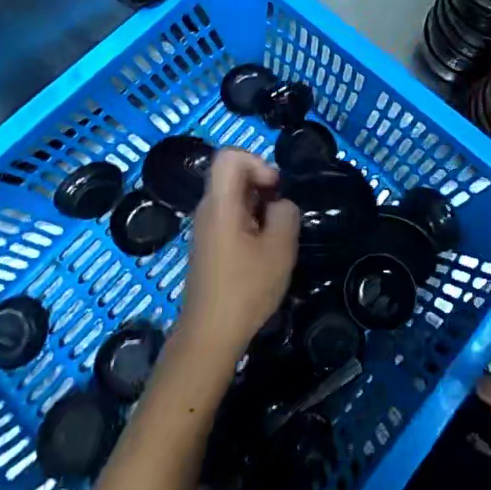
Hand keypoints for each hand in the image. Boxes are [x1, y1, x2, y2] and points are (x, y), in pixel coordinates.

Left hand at [174, 149, 300, 364]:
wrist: (210, 332)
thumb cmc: (246, 288)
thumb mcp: (279, 249)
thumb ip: (285, 215)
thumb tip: (280, 204)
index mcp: (220, 203)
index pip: (229, 156)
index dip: (257, 162)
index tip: (274, 189)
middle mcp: (207, 208)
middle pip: (231, 174)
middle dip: (262, 185)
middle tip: (281, 213)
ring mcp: (205, 227)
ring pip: (232, 197)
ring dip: (258, 206)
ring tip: (275, 235)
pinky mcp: (208, 244)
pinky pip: (229, 217)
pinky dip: (249, 222)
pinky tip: (262, 251)